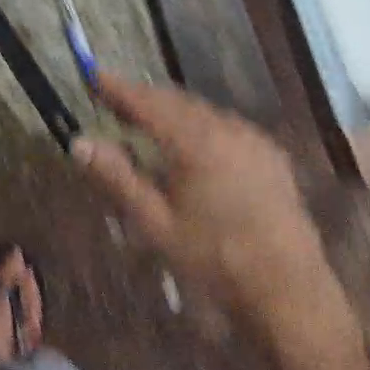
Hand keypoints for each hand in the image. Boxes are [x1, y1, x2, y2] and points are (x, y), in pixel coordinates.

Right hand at [74, 75, 368, 369]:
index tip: (91, 75)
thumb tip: (78, 142)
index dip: (117, 88)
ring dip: (170, 109)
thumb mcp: (156, 223)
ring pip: (201, 110)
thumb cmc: (215, 259)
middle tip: (112, 100)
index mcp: (196, 142)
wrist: (291, 294)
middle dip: (142, 97)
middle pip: (175, 100)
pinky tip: (189, 140)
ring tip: (145, 119)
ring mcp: (254, 142)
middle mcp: (227, 130)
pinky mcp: (271, 158)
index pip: (147, 102)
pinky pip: (225, 125)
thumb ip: (117, 177)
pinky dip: (198, 122)